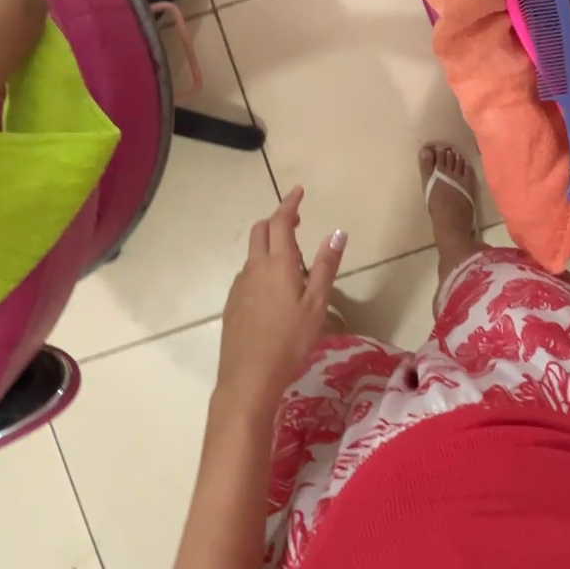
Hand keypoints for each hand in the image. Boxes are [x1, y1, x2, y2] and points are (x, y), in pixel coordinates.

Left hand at [215, 187, 345, 415]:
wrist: (248, 377)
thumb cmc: (290, 340)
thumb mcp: (317, 304)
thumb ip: (326, 266)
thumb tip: (337, 232)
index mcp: (277, 264)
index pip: (281, 222)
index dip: (289, 204)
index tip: (298, 191)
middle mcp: (254, 268)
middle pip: (261, 232)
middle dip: (277, 220)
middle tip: (297, 221)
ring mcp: (239, 286)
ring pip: (253, 254)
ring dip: (269, 245)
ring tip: (290, 259)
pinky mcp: (232, 304)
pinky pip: (247, 274)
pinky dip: (261, 267)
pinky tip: (273, 288)